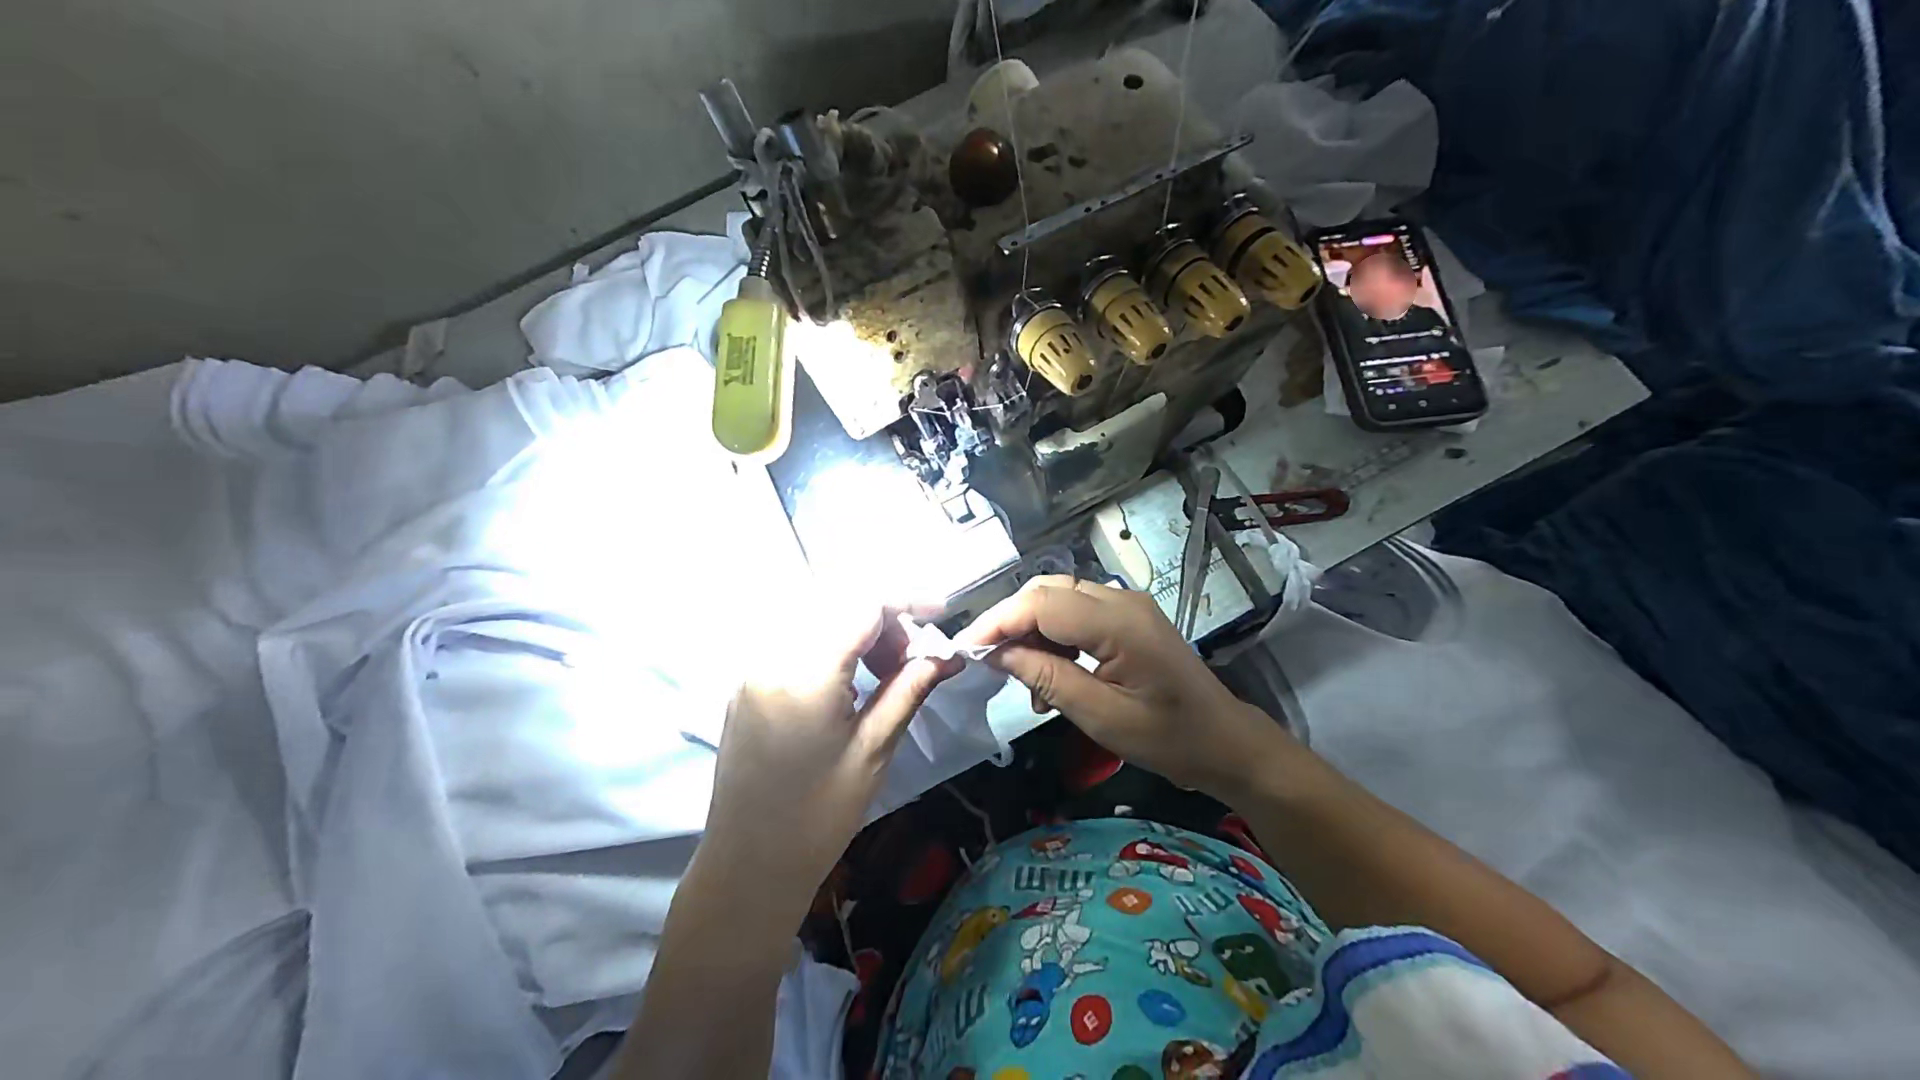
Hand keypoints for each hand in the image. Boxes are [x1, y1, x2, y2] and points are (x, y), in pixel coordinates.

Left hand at [701, 604, 956, 916]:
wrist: (748, 865)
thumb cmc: (818, 818)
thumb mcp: (873, 751)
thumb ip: (908, 689)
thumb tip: (948, 654)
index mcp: (803, 676)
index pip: (861, 606)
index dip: (905, 602)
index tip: (940, 614)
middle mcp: (770, 659)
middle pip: (836, 602)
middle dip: (883, 617)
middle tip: (913, 657)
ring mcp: (752, 669)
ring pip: (815, 617)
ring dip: (856, 628)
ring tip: (884, 671)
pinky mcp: (746, 683)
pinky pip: (795, 639)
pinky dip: (830, 643)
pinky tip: (850, 678)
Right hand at [955, 575, 1288, 797]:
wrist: (1224, 741)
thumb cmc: (1168, 738)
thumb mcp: (1102, 716)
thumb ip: (1047, 679)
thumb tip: (997, 654)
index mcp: (1119, 623)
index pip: (1041, 604)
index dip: (999, 622)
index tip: (967, 649)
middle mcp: (1121, 600)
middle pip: (1047, 591)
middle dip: (1011, 622)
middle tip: (988, 662)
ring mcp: (1126, 605)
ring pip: (1058, 599)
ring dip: (1032, 632)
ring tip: (1026, 682)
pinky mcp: (1128, 617)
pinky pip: (1076, 613)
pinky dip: (1053, 637)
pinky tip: (1050, 675)